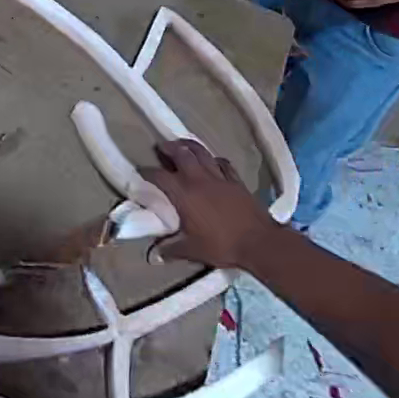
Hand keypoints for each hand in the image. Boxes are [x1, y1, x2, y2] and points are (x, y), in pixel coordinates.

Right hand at [143, 139, 292, 270]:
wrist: (257, 241)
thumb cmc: (221, 245)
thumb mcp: (192, 250)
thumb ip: (172, 249)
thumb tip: (156, 253)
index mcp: (185, 194)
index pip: (161, 177)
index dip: (148, 172)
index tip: (141, 172)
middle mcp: (200, 179)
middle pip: (182, 154)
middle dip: (170, 148)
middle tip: (162, 146)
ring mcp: (220, 177)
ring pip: (203, 153)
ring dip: (190, 146)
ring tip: (183, 144)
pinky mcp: (236, 180)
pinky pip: (223, 163)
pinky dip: (214, 159)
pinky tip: (212, 161)